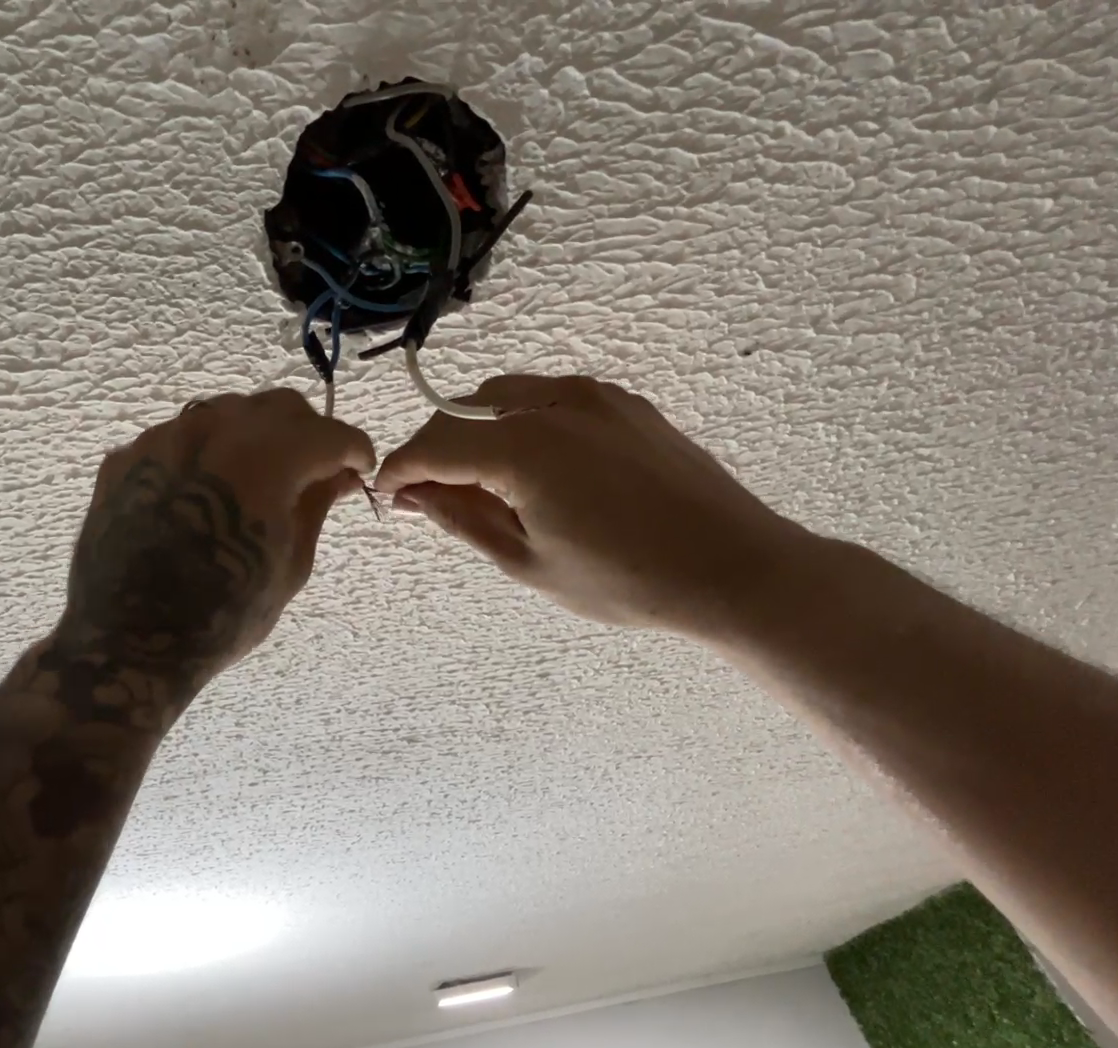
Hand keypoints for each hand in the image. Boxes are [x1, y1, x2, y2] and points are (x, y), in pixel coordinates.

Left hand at [58, 388, 374, 700]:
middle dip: (306, 434)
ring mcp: (162, 438)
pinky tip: (203, 495)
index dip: (353, 449)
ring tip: (255, 482)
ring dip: (253, 437)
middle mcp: (213, 429)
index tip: (359, 469)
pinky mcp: (126, 457)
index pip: (327, 433)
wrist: (128, 641)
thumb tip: (339, 475)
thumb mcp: (289, 564)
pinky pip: (179, 437)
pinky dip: (204, 454)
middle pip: (277, 407)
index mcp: (266, 457)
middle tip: (312, 473)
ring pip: (225, 413)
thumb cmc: (223, 614)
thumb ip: (316, 505)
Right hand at [375, 374, 814, 638]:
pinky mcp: (622, 402)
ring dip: (475, 431)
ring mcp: (592, 396)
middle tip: (428, 497)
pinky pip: (548, 398)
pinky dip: (519, 422)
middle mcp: (552, 403)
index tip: (384, 495)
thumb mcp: (526, 561)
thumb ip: (460, 518)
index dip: (399, 469)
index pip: (433, 445)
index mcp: (522, 448)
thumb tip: (411, 493)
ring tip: (481, 482)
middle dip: (434, 450)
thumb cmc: (626, 580)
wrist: (733, 567)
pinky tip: (533, 466)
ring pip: (502, 396)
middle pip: (462, 413)